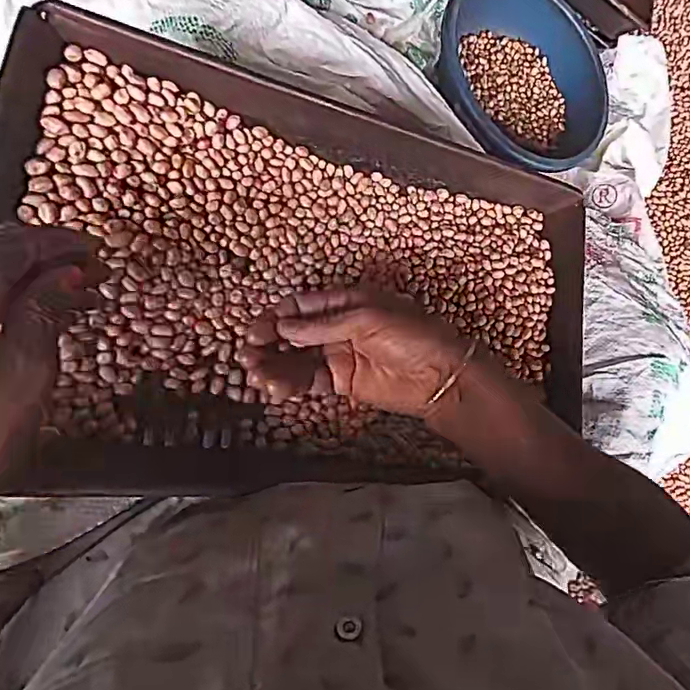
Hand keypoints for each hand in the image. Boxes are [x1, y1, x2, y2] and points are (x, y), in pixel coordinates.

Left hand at [0, 224, 100, 538]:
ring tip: (63, 299)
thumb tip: (64, 276)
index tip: (98, 250)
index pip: (14, 245)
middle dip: (40, 257)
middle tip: (88, 274)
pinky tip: (19, 315)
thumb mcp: (25, 372)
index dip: (61, 243)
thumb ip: (43, 311)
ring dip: (16, 278)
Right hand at [237, 286, 473, 418]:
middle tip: (249, 352)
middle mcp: (340, 327)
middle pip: (295, 332)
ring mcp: (341, 355)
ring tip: (255, 374)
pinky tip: (275, 387)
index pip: (304, 305)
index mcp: (348, 302)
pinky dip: (291, 384)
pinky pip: (310, 380)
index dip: (278, 315)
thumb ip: (324, 324)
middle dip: (270, 341)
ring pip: (298, 358)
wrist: (441, 376)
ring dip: (274, 365)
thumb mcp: (368, 319)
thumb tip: (284, 328)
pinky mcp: (344, 381)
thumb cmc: (415, 336)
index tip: (257, 328)